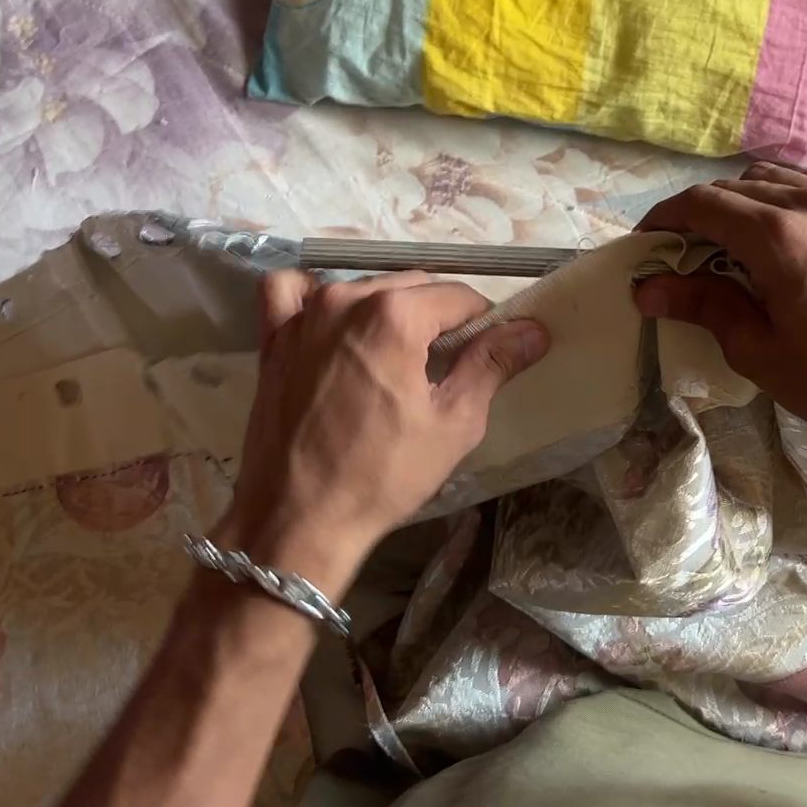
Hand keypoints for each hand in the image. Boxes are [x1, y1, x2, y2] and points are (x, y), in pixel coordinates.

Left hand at [215, 271, 548, 595]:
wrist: (297, 518)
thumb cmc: (382, 476)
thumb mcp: (454, 424)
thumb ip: (491, 365)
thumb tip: (533, 329)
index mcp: (395, 315)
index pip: (458, 296)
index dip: (482, 322)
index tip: (486, 353)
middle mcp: (347, 299)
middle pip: (413, 287)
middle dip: (437, 317)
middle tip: (443, 367)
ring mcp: (304, 314)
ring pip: (364, 287)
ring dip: (387, 310)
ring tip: (393, 358)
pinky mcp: (274, 336)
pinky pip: (292, 291)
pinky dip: (314, 298)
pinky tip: (330, 326)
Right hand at [634, 163, 806, 451]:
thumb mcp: (757, 351)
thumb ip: (702, 306)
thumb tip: (647, 290)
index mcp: (776, 236)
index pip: (701, 204)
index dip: (664, 217)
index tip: (647, 242)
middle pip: (733, 188)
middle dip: (698, 214)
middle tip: (683, 251)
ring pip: (776, 178)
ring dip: (742, 200)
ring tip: (733, 237)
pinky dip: (790, 191)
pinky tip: (790, 220)